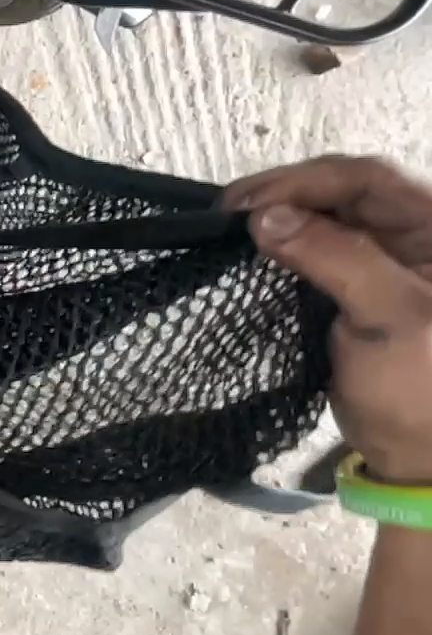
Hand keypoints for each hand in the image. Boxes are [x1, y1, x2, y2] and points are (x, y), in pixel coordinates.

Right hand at [224, 156, 431, 483]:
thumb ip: (336, 259)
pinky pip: (314, 249)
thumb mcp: (393, 319)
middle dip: (282, 194)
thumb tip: (264, 216)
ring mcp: (388, 264)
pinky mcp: (356, 289)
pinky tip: (248, 251)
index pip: (369, 181)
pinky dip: (277, 243)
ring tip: (226, 230)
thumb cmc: (426, 387)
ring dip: (275, 216)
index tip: (239, 206)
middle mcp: (422, 240)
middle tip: (222, 215)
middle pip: (345, 190)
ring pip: (326, 217)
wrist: (427, 453)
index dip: (302, 182)